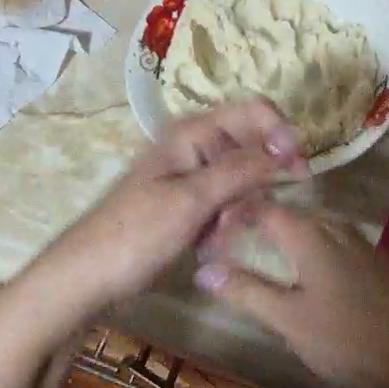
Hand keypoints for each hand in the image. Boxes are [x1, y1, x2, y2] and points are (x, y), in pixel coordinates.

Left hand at [19, 99, 306, 318]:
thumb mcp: (193, 200)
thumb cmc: (136, 234)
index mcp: (192, 132)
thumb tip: (289, 143)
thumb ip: (242, 170)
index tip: (299, 171)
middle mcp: (194, 145)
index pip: (255, 111)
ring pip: (242, 181)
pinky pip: (225, 204)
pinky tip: (206, 245)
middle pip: (252, 149)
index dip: (283, 134)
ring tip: (215, 238)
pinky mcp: (188, 203)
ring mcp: (191, 175)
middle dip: (255, 185)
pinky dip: (224, 223)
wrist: (89, 276)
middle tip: (239, 220)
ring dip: (237, 210)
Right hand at [193, 203, 388, 387]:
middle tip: (227, 240)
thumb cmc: (346, 341)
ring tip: (259, 251)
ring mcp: (361, 245)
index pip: (263, 207)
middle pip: (289, 213)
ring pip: (313, 226)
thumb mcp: (288, 319)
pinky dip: (309, 247)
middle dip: (257, 222)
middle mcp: (336, 228)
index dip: (233, 213)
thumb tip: (202, 269)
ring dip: (284, 234)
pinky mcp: (376, 264)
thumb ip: (246, 290)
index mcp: (311, 234)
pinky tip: (304, 269)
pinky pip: (333, 241)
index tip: (208, 230)